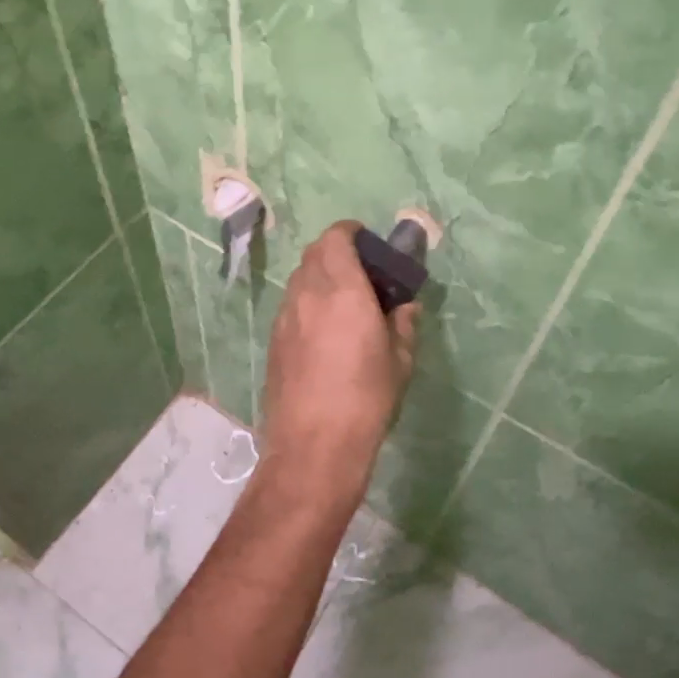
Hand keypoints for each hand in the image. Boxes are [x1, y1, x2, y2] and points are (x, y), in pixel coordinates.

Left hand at [259, 221, 419, 499]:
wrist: (313, 444)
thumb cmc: (366, 397)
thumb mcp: (399, 360)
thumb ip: (402, 325)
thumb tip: (405, 307)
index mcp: (342, 288)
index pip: (336, 237)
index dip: (351, 233)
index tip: (368, 245)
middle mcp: (307, 293)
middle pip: (314, 254)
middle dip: (336, 253)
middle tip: (362, 274)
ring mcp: (284, 316)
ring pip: (299, 279)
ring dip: (320, 278)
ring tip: (344, 304)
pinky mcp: (273, 340)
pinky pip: (291, 306)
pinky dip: (307, 304)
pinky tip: (324, 333)